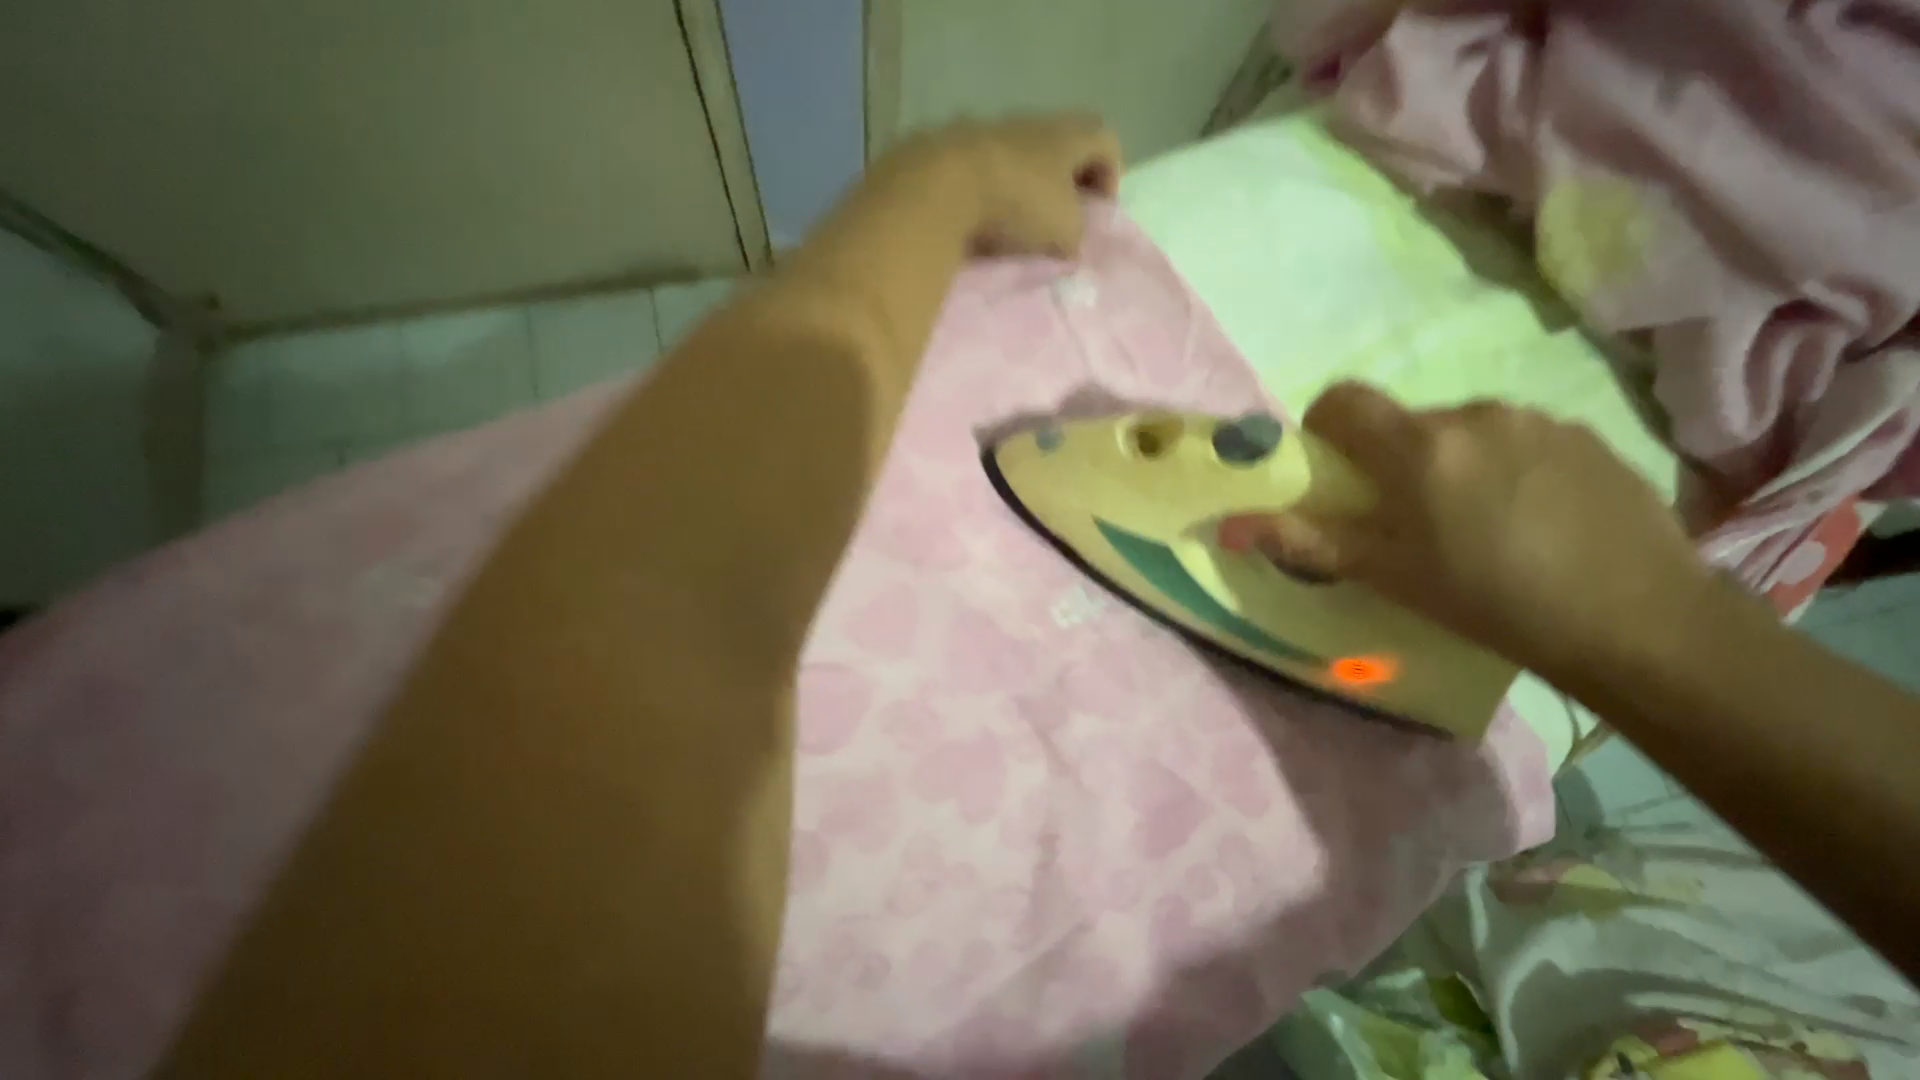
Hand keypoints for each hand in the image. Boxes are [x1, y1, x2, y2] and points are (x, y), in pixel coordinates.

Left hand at [879, 114, 1122, 257]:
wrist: (937, 187)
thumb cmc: (1017, 203)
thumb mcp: (1064, 229)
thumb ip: (1077, 232)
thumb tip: (1070, 240)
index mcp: (1065, 134)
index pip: (1105, 140)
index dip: (1111, 175)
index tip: (1097, 213)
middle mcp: (1027, 124)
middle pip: (1058, 146)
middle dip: (1063, 183)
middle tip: (1058, 222)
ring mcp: (983, 131)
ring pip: (1015, 156)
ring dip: (1020, 187)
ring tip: (1013, 227)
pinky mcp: (946, 148)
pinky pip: (977, 170)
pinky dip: (983, 193)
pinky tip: (977, 223)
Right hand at [1218, 382, 1714, 681]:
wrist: (1637, 620)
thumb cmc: (1489, 601)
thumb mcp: (1387, 574)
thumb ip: (1307, 541)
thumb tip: (1227, 526)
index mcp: (1417, 445)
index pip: (1342, 400)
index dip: (1325, 429)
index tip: (1337, 475)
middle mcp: (1473, 413)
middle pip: (1405, 421)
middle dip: (1393, 459)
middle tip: (1410, 521)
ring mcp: (1537, 418)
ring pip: (1464, 430)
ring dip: (1452, 463)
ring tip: (1480, 526)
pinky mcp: (1586, 434)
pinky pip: (1519, 438)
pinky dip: (1506, 467)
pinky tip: (1533, 520)